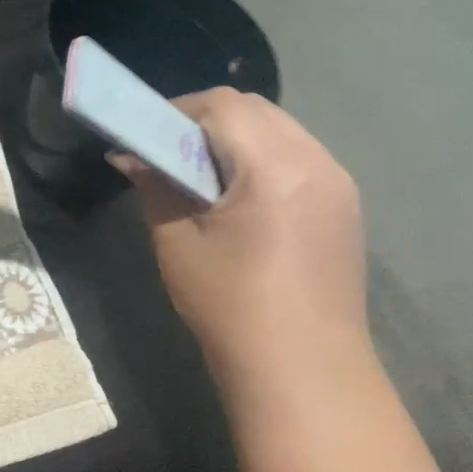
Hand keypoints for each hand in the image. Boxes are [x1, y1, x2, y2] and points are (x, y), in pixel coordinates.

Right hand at [112, 88, 366, 372]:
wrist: (301, 365)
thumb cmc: (228, 302)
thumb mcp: (176, 242)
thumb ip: (156, 187)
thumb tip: (130, 155)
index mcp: (274, 167)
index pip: (222, 107)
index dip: (175, 110)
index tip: (141, 136)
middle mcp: (316, 161)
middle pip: (255, 110)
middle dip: (203, 121)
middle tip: (163, 154)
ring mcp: (337, 182)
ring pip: (279, 130)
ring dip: (233, 139)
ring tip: (196, 176)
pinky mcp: (342, 205)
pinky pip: (297, 157)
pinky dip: (260, 159)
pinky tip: (234, 196)